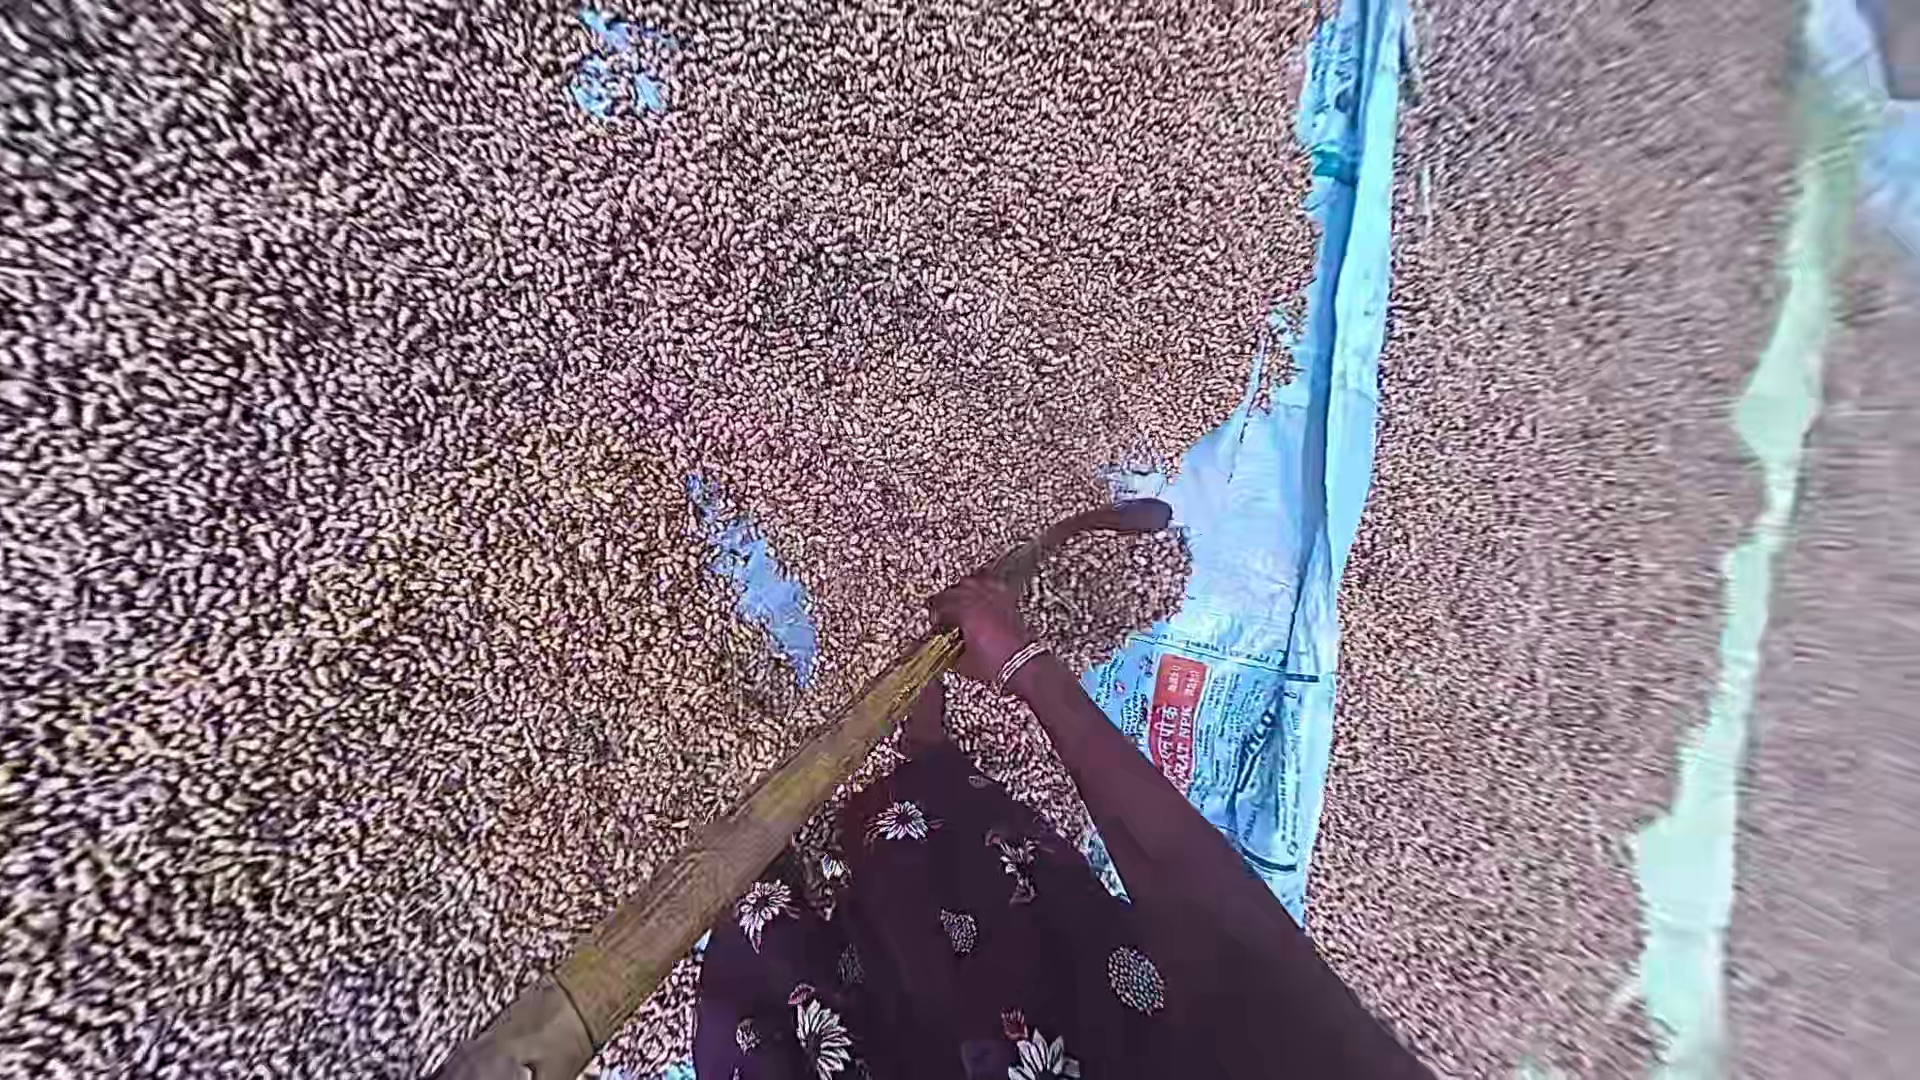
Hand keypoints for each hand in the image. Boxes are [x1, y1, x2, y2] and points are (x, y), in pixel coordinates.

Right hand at [928, 575, 1034, 686]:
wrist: (1023, 666)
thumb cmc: (998, 664)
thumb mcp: (965, 664)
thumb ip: (952, 653)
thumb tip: (949, 649)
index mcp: (965, 613)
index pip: (941, 605)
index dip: (934, 612)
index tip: (934, 618)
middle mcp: (980, 601)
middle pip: (955, 589)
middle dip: (945, 598)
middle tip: (941, 608)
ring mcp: (996, 599)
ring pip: (973, 581)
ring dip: (962, 588)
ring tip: (958, 597)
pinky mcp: (1008, 601)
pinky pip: (993, 583)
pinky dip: (984, 583)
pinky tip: (982, 589)